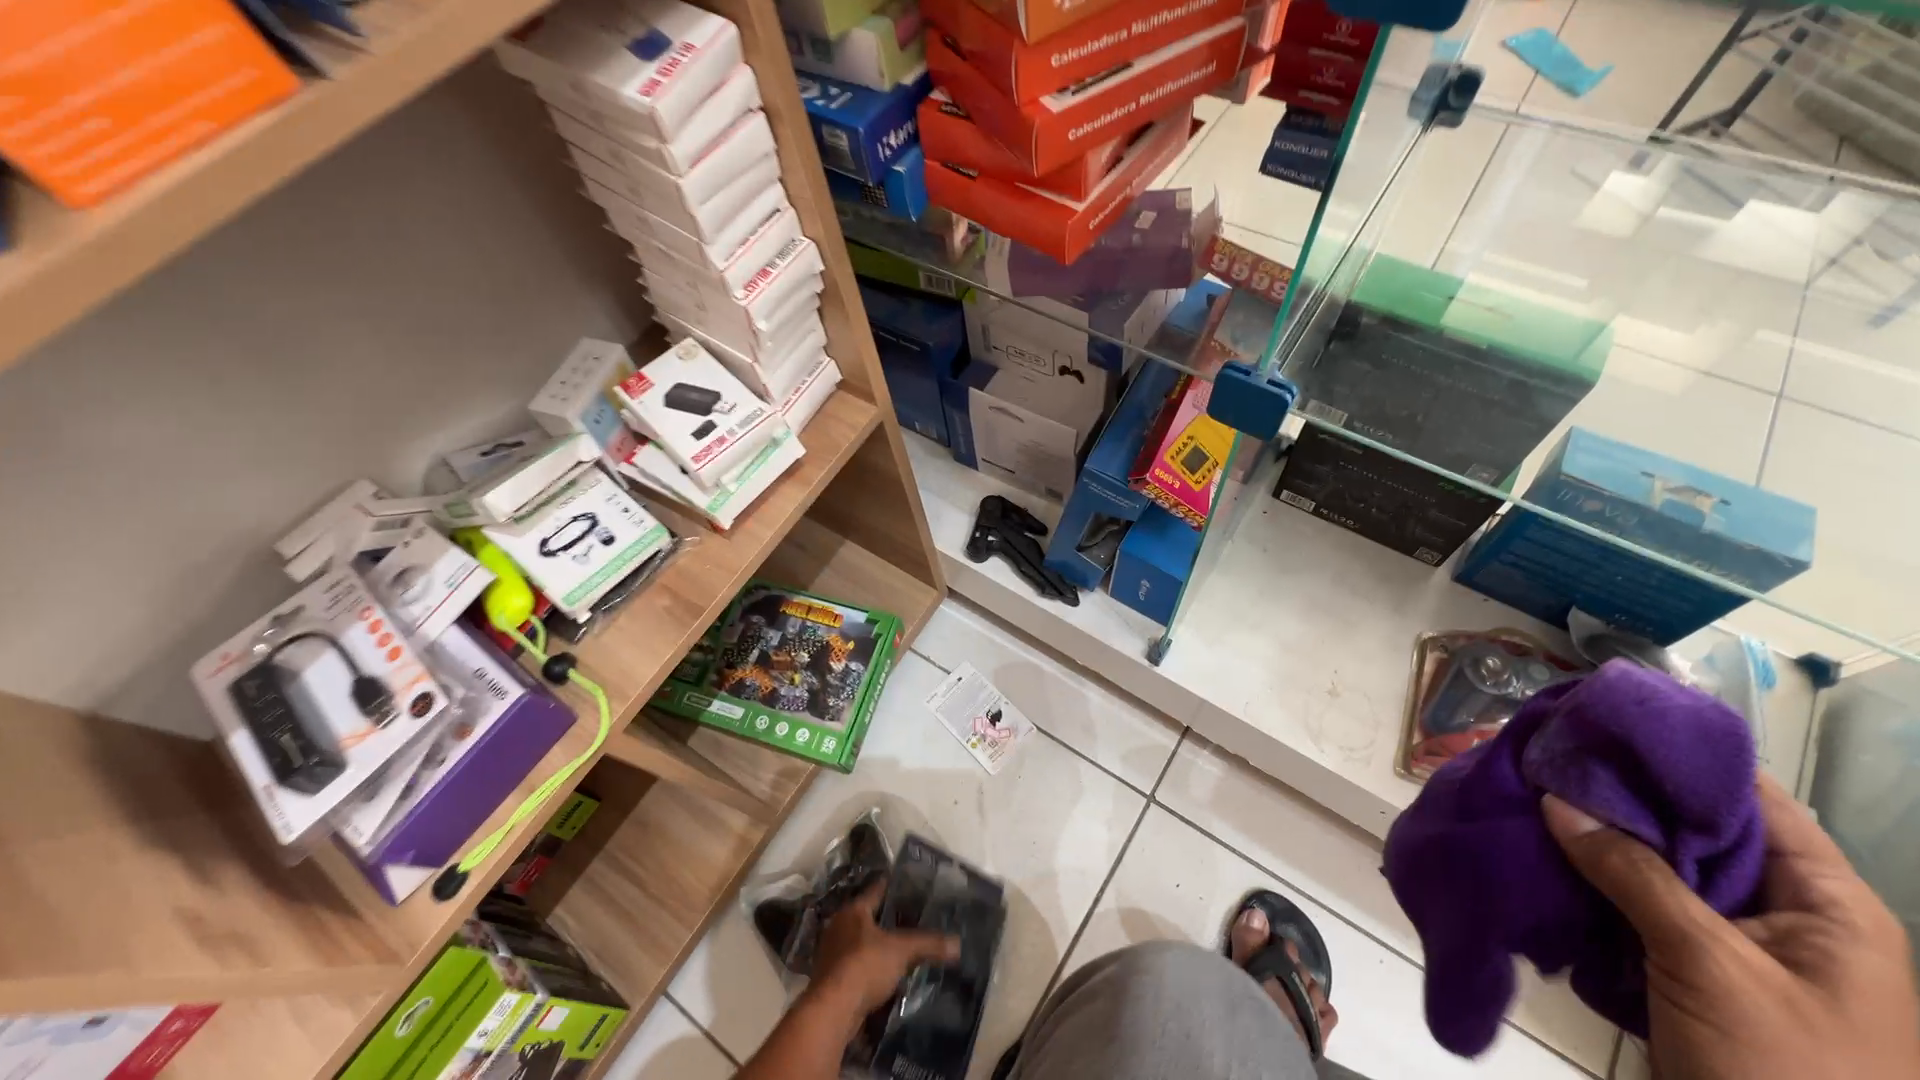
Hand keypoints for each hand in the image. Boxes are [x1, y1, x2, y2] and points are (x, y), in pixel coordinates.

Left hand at [808, 878, 960, 1018]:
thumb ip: (929, 944)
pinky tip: (890, 974)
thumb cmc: (865, 965)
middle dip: (889, 919)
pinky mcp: (833, 979)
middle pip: (868, 917)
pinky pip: (858, 966)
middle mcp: (839, 927)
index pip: (876, 890)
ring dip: (880, 946)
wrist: (833, 1010)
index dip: (894, 886)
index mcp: (853, 911)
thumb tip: (957, 944)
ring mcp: (833, 954)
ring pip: (862, 943)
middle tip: (915, 918)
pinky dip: (873, 968)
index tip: (911, 884)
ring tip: (905, 947)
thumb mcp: (902, 951)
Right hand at [1543, 774, 1919, 1079]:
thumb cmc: (1783, 1073)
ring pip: (1659, 876)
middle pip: (1696, 835)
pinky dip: (1595, 897)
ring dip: (1598, 850)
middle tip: (1544, 766)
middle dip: (1619, 803)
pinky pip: (1639, 919)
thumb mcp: (1710, 966)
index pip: (1749, 799)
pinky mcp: (1693, 982)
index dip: (1675, 758)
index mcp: (1826, 903)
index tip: (1596, 728)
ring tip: (1530, 809)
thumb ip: (1634, 875)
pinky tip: (1545, 871)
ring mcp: (1737, 952)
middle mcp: (1784, 916)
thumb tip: (1555, 800)